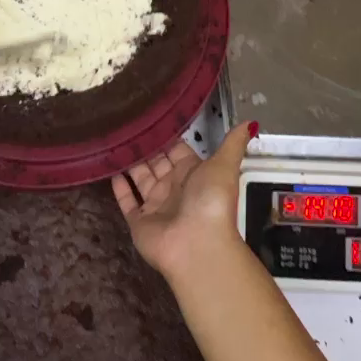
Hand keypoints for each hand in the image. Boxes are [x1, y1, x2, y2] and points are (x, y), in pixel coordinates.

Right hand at [113, 122, 256, 279]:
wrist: (197, 245)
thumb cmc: (210, 201)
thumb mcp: (225, 166)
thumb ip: (233, 143)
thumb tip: (251, 123)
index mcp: (192, 173)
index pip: (176, 150)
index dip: (165, 135)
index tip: (149, 115)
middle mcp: (173, 187)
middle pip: (156, 162)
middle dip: (144, 146)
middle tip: (125, 124)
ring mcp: (155, 205)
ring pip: (140, 178)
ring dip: (129, 162)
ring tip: (114, 140)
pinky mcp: (139, 221)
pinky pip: (127, 201)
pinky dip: (119, 187)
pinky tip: (109, 169)